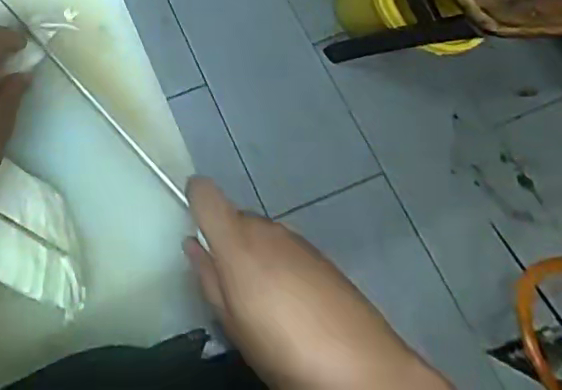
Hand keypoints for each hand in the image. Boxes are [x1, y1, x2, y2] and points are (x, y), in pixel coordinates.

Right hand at [184, 177, 450, 389]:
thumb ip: (208, 277)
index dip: (195, 199)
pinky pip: (291, 252)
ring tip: (270, 302)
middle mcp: (266, 228)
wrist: (368, 373)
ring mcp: (299, 241)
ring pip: (265, 235)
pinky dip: (286, 268)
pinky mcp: (325, 259)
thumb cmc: (284, 347)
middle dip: (230, 240)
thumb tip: (193, 245)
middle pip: (236, 217)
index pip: (204, 191)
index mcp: (235, 238)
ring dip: (260, 256)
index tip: (196, 223)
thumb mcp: (232, 322)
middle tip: (235, 283)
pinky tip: (299, 308)